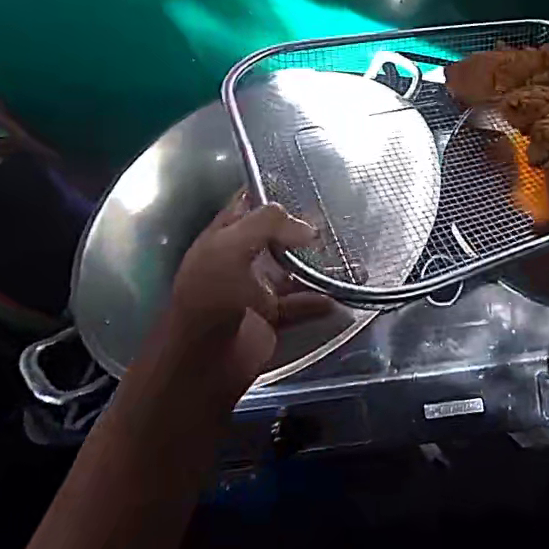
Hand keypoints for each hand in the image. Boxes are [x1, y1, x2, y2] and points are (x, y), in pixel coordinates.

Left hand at [169, 191, 329, 389]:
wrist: (202, 364)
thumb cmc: (209, 296)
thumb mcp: (230, 247)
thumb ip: (268, 224)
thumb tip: (308, 229)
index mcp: (222, 237)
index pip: (248, 204)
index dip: (273, 193)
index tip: (306, 185)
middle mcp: (239, 259)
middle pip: (276, 235)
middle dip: (303, 228)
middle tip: (334, 221)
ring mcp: (255, 289)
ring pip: (292, 269)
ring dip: (317, 265)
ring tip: (346, 257)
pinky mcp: (271, 317)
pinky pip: (300, 303)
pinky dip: (318, 301)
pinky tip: (336, 297)